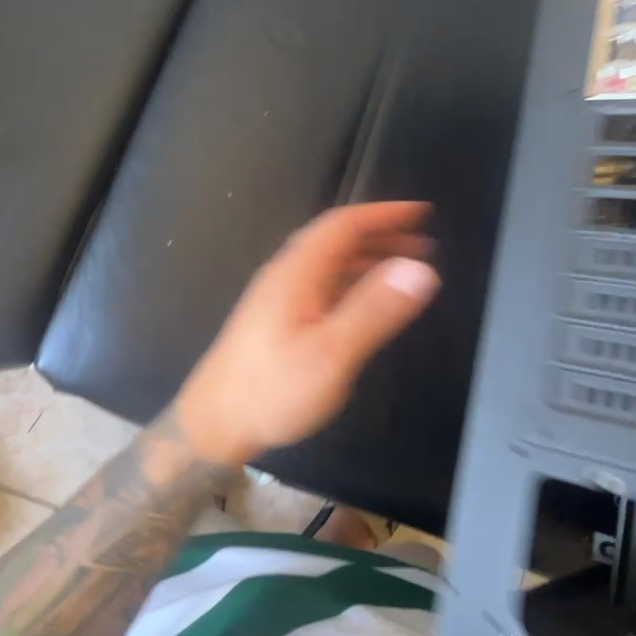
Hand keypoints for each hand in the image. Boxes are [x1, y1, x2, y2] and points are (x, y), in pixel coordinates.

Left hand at [171, 201, 440, 465]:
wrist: (213, 423)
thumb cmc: (272, 391)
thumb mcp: (331, 354)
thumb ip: (374, 310)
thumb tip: (420, 269)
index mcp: (297, 273)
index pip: (343, 225)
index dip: (384, 214)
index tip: (421, 213)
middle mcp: (286, 275)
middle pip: (336, 240)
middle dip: (381, 235)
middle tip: (423, 244)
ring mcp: (279, 297)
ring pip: (329, 263)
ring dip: (367, 259)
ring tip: (404, 272)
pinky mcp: (277, 319)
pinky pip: (322, 285)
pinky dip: (351, 282)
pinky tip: (366, 303)